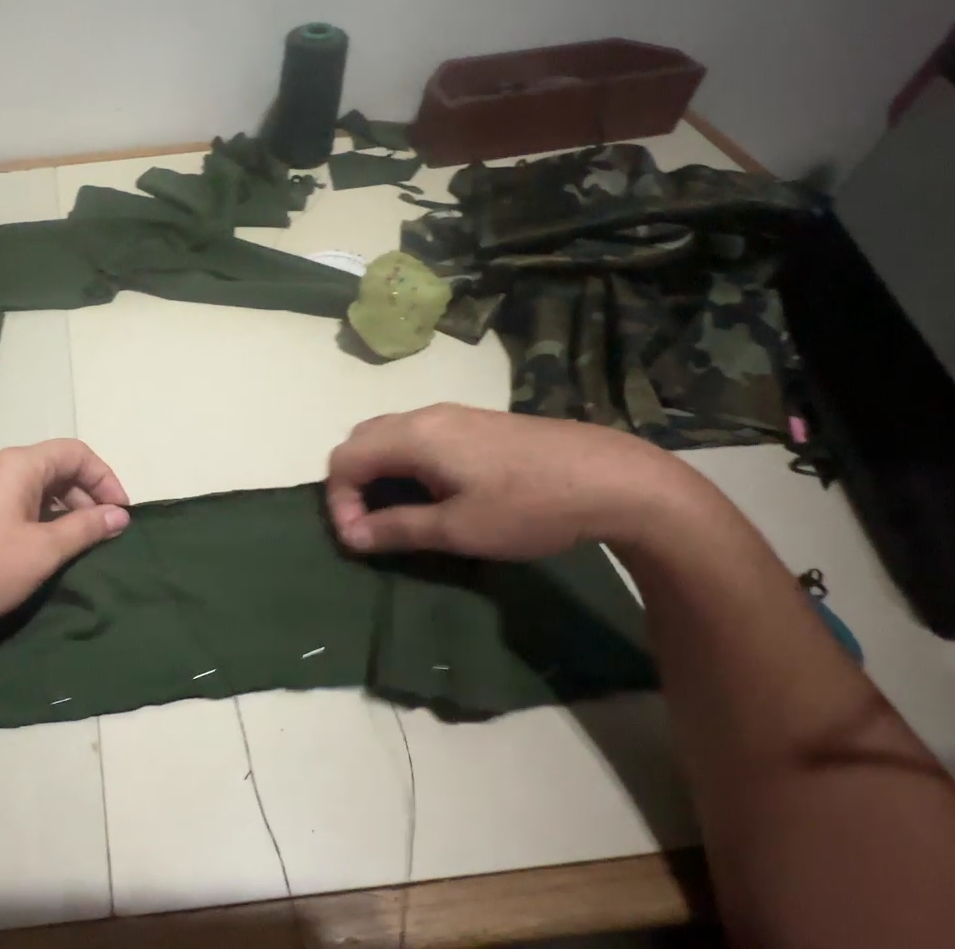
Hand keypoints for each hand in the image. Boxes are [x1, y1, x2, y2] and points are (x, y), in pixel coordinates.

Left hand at [0, 439, 130, 631]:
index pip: (75, 453)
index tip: (121, 513)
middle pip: (56, 466)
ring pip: (38, 486)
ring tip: (85, 542)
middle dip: (88, 494)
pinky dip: (44, 517)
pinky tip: (53, 546)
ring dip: (67, 508)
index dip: (105, 478)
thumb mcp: (45, 549)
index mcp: (17, 464)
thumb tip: (119, 515)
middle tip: (107, 531)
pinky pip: (19, 501)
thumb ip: (86, 528)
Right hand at [325, 404, 702, 559]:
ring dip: (379, 473)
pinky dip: (404, 464)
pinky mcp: (477, 423)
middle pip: (362, 439)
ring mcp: (454, 415)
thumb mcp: (458, 529)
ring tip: (397, 514)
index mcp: (414, 436)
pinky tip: (433, 493)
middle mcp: (426, 415)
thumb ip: (397, 529)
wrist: (615, 479)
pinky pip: (418, 436)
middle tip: (370, 525)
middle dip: (353, 484)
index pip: (345, 459)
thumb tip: (353, 537)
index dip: (339, 502)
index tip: (359, 541)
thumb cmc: (530, 507)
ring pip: (390, 435)